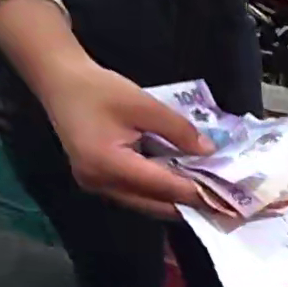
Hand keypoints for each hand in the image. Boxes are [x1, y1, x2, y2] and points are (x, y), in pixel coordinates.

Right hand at [33, 57, 213, 218]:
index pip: (162, 186)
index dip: (196, 193)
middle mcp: (101, 183)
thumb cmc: (100, 89)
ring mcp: (97, 186)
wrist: (61, 81)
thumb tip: (209, 152)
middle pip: (155, 205)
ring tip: (209, 197)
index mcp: (108, 164)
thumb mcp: (145, 105)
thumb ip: (179, 130)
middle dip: (190, 205)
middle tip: (223, 204)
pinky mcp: (100, 181)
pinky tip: (184, 186)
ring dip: (176, 201)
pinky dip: (162, 193)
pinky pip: (137, 195)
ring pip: (147, 204)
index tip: (226, 199)